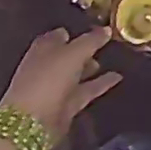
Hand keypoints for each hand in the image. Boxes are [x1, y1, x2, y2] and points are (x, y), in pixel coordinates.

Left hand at [1, 27, 121, 136]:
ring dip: (92, 66)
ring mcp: (56, 86)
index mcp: (44, 47)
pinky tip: (118, 77)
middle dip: (85, 48)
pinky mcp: (66, 105)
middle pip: (69, 53)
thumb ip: (91, 41)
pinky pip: (86, 89)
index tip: (97, 27)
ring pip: (78, 72)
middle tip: (108, 42)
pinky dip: (100, 83)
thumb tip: (107, 29)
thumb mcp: (73, 53)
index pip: (61, 34)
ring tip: (114, 58)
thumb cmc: (49, 78)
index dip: (77, 30)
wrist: (32, 122)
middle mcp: (49, 65)